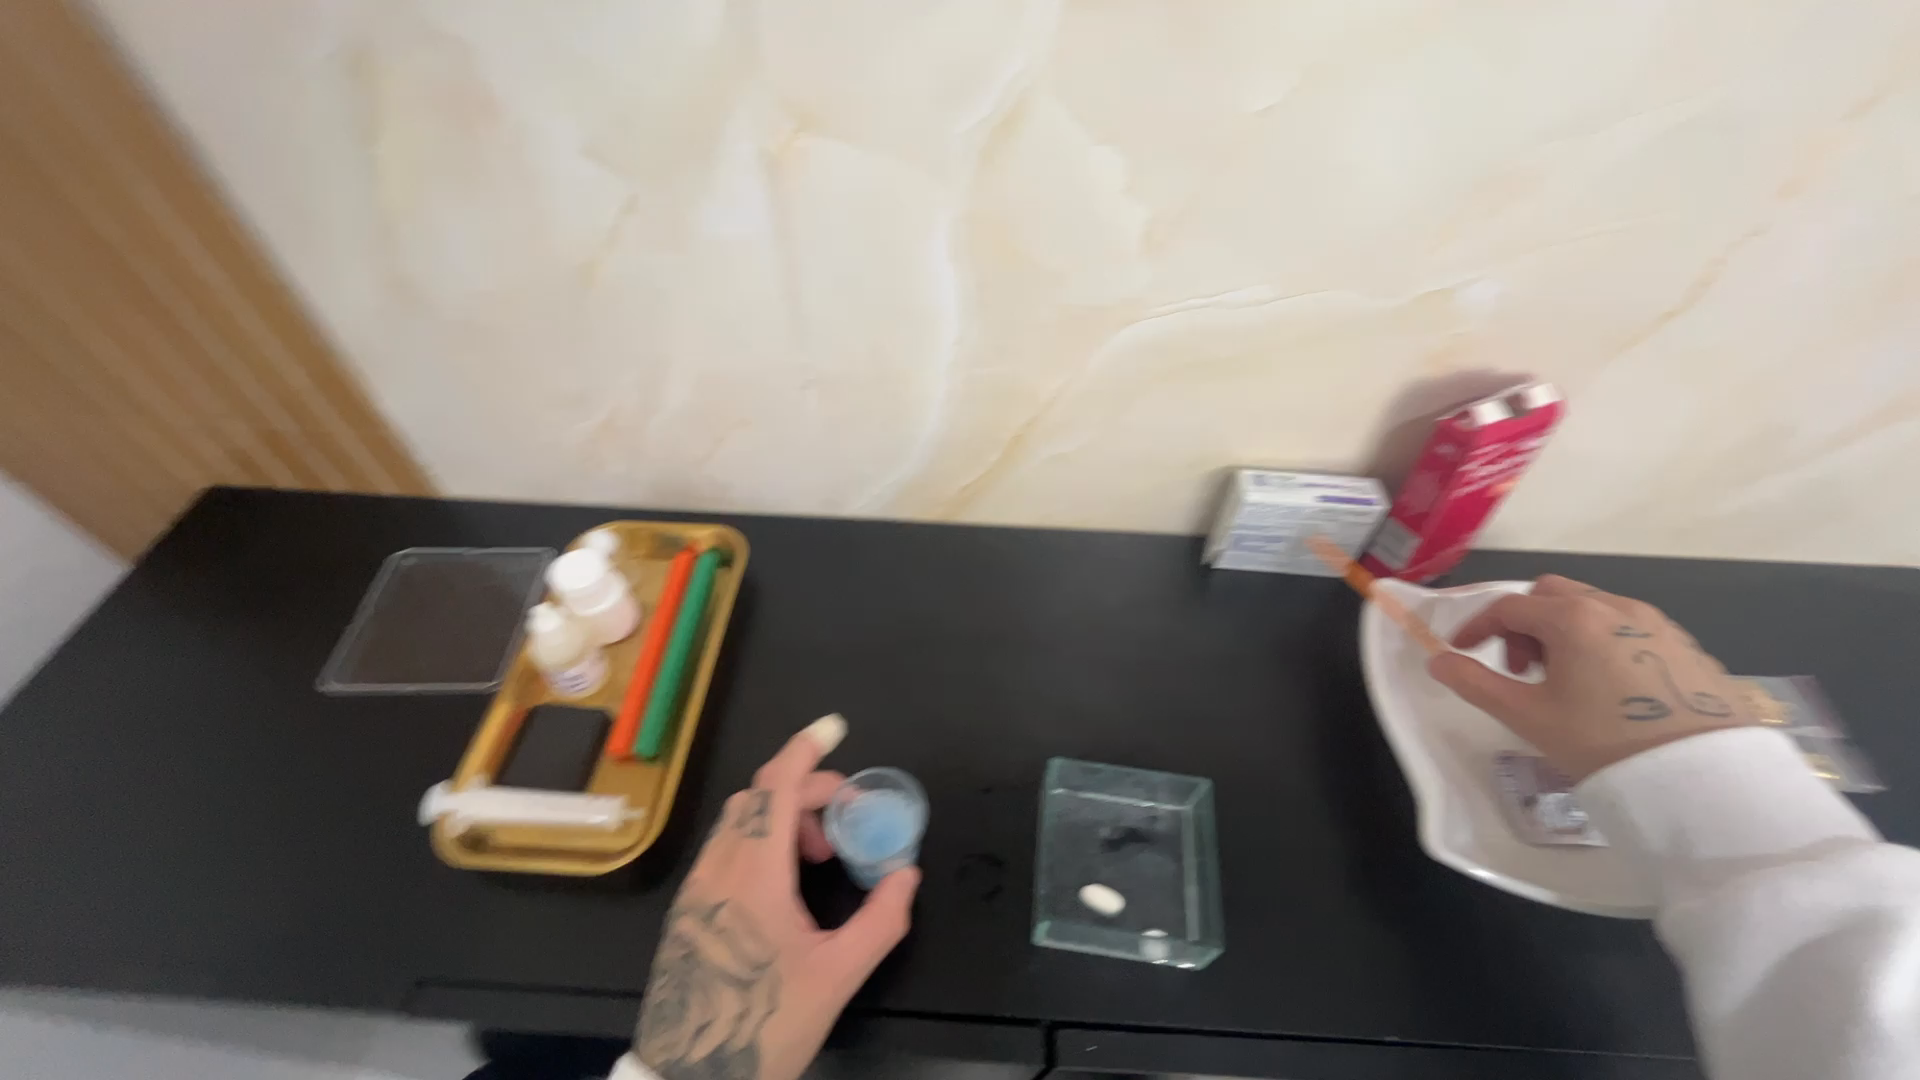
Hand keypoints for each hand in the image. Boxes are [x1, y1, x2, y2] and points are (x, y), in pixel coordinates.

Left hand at [634, 716, 920, 1079]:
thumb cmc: (765, 1028)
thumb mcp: (836, 978)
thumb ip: (880, 921)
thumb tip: (907, 875)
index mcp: (754, 875)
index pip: (776, 787)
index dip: (805, 749)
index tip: (834, 728)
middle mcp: (718, 868)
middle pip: (760, 795)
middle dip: (808, 789)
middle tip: (847, 818)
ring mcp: (697, 887)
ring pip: (739, 818)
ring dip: (784, 814)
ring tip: (819, 854)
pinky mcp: (688, 907)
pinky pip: (726, 845)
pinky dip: (761, 837)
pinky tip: (784, 880)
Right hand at [1426, 575, 1755, 781]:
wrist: (1705, 778)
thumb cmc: (1601, 740)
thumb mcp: (1524, 715)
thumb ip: (1472, 682)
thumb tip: (1437, 661)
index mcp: (1572, 617)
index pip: (1507, 606)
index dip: (1476, 627)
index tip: (1461, 651)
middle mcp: (1615, 607)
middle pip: (1550, 594)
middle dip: (1522, 622)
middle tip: (1519, 667)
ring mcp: (1656, 624)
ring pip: (1591, 607)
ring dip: (1561, 630)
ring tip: (1562, 678)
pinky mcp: (1686, 647)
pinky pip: (1626, 627)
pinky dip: (1599, 641)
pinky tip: (1605, 685)